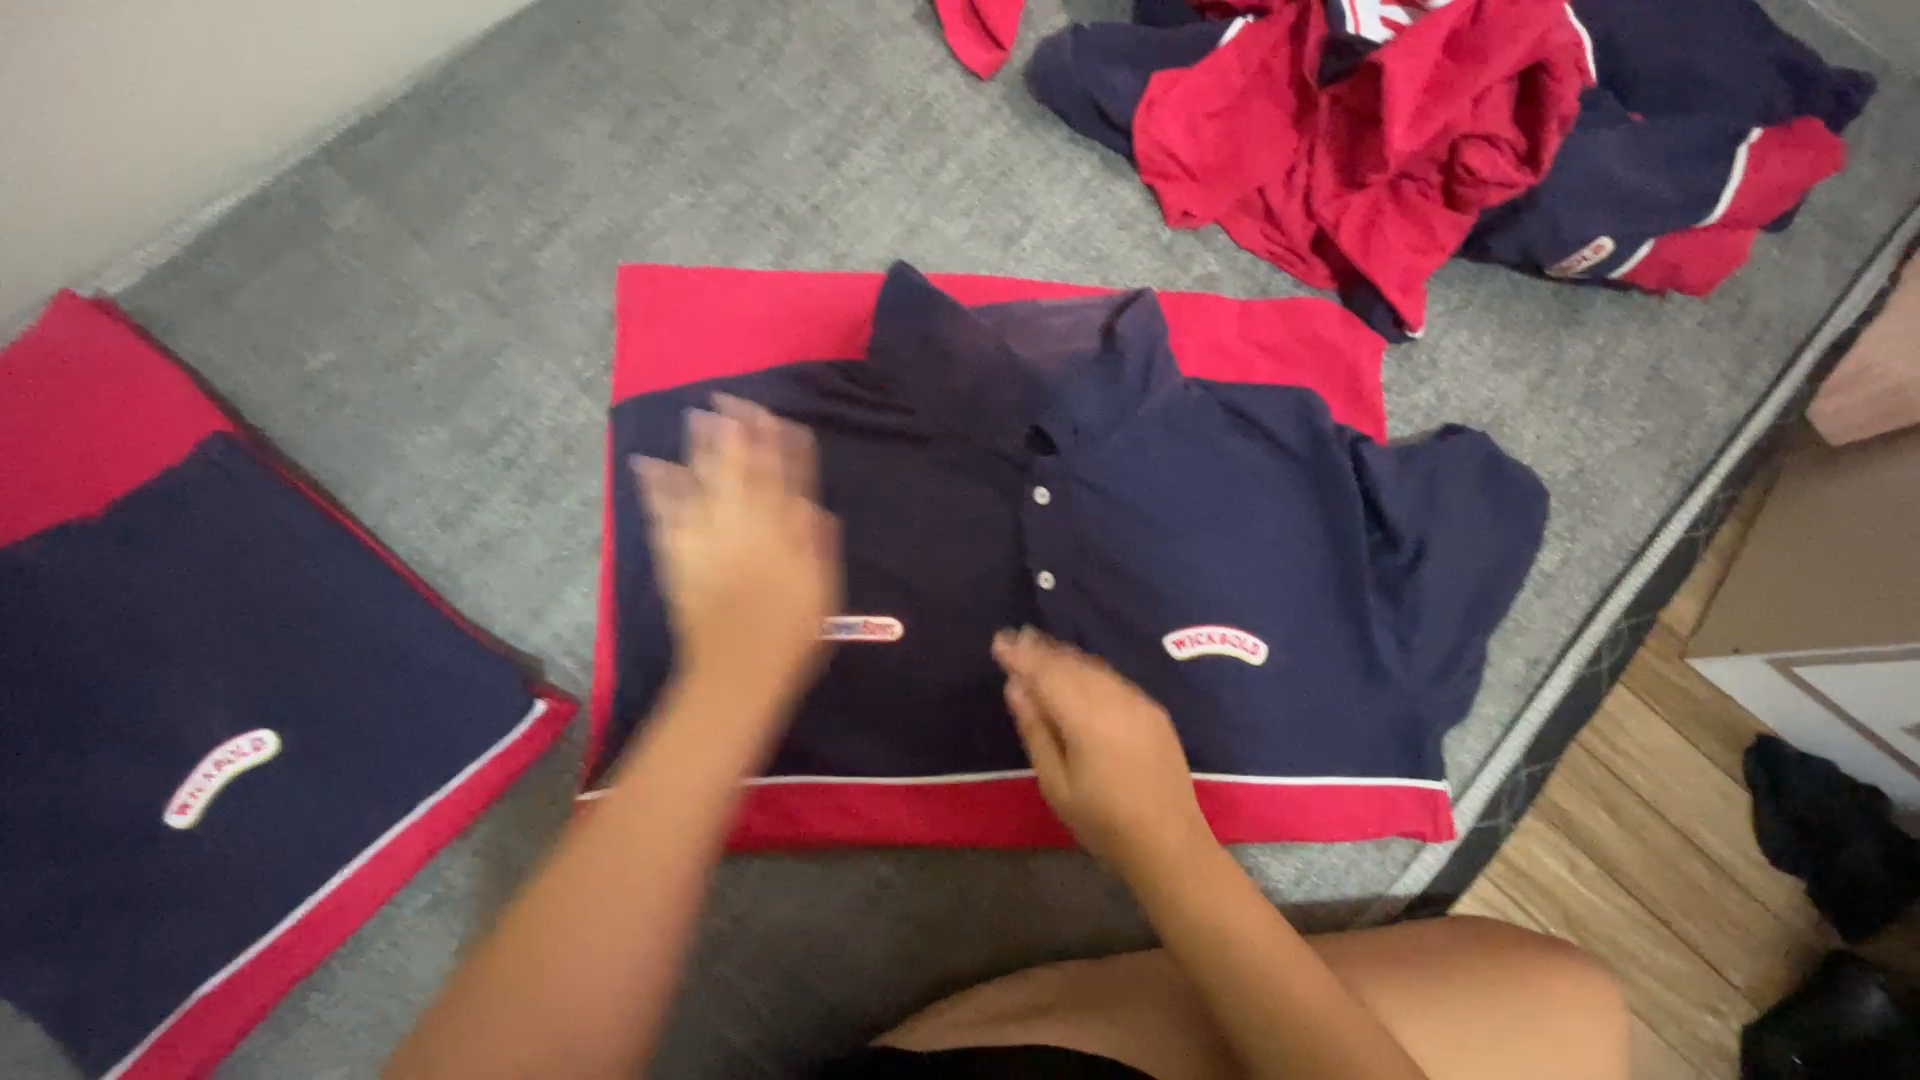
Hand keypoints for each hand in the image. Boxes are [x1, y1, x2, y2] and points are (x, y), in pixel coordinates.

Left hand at [632, 394, 841, 721]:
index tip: (778, 417)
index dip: (783, 445)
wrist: (737, 672)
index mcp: (784, 534)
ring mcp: (708, 538)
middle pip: (744, 470)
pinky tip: (650, 463)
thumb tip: (811, 507)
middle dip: (739, 433)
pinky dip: (658, 488)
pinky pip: (666, 514)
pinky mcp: (678, 555)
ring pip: (705, 482)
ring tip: (699, 414)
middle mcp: (746, 526)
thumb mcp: (821, 590)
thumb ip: (817, 545)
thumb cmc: (791, 636)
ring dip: (702, 447)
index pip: (787, 480)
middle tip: (732, 399)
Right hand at [992, 627, 1217, 878]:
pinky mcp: (1153, 711)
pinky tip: (1078, 672)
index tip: (999, 642)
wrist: (1169, 844)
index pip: (1047, 675)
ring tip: (1040, 647)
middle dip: (1041, 650)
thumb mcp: (1056, 784)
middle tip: (1015, 637)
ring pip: (1094, 668)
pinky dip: (1089, 669)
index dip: (1021, 656)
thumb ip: (1036, 730)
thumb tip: (1017, 688)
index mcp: (1087, 719)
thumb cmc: (1103, 822)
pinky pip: (1113, 679)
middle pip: (1071, 665)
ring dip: (1065, 656)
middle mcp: (1115, 700)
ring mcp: (1138, 703)